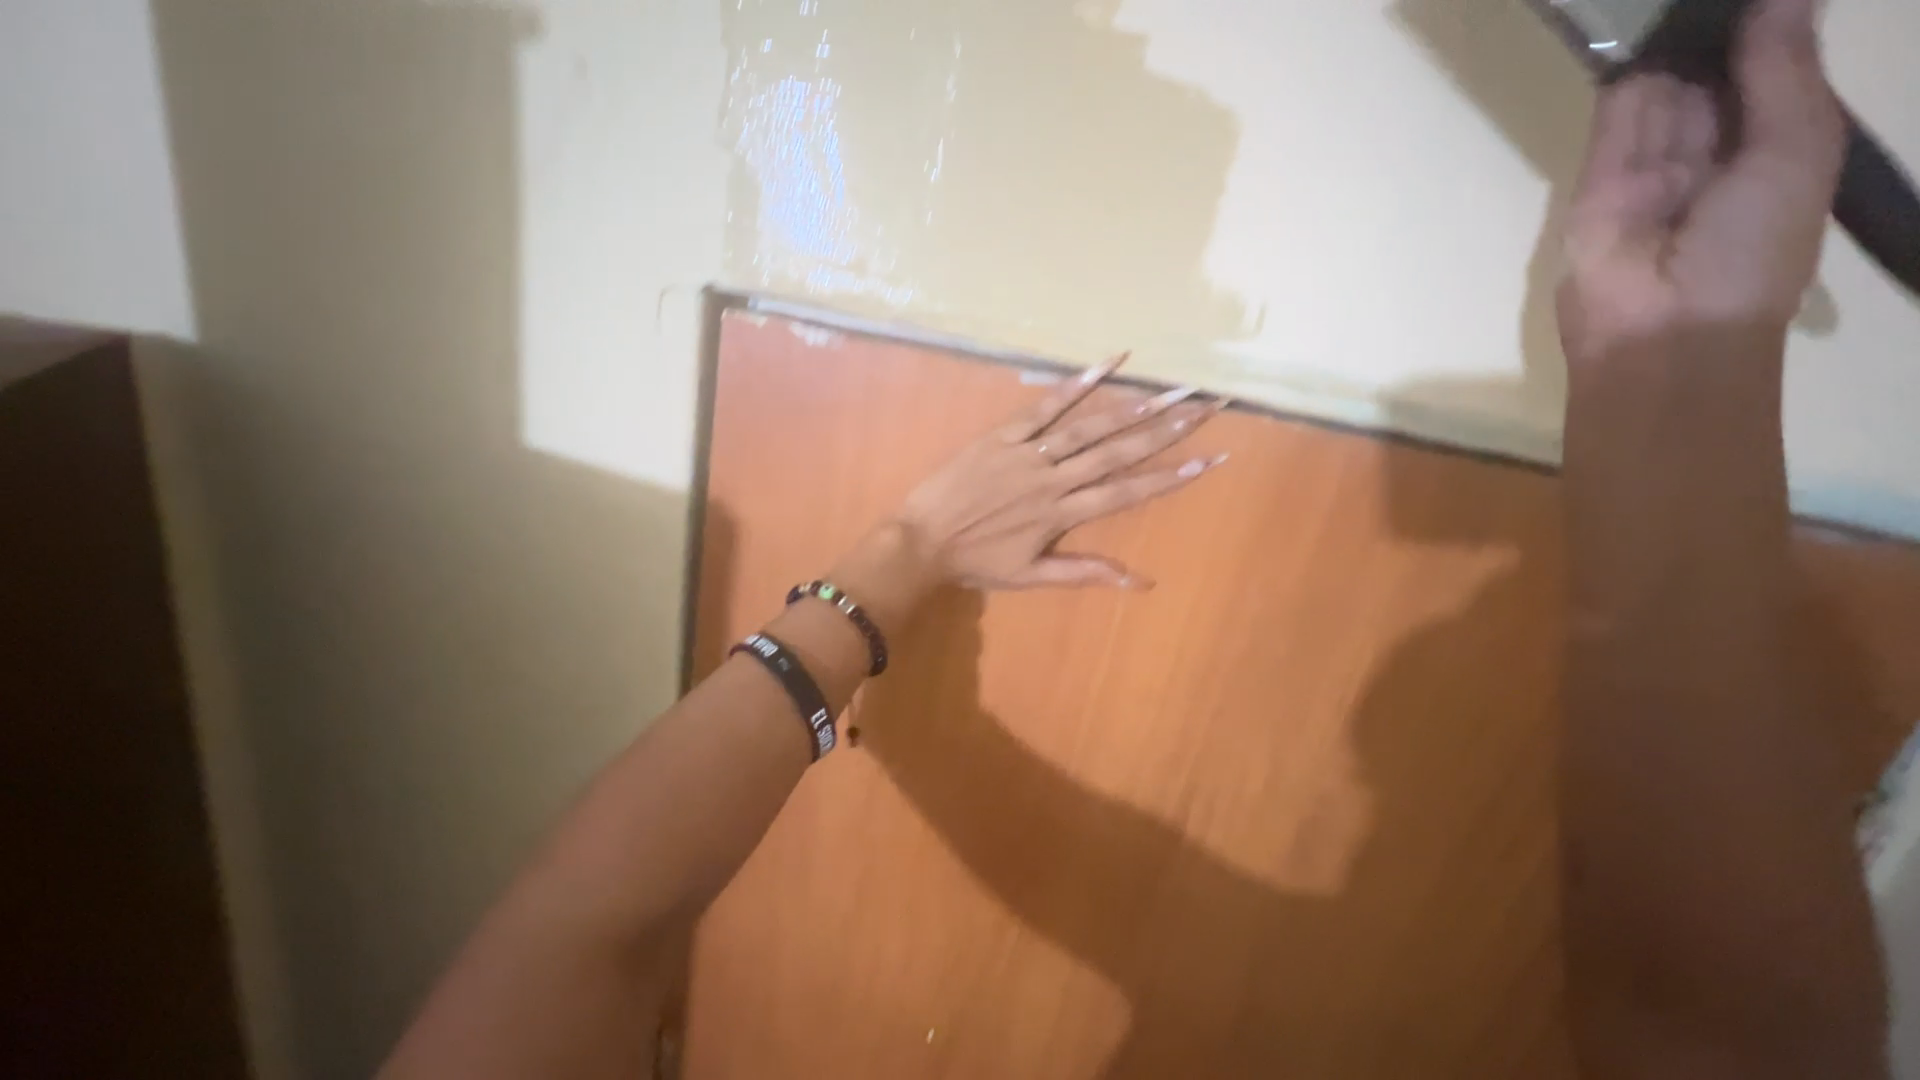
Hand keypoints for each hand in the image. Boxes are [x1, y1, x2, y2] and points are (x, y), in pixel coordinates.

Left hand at [892, 353, 1228, 589]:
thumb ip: (1085, 572)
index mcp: (1062, 514)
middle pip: (1117, 452)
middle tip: (1204, 407)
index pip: (1126, 492)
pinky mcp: (1003, 435)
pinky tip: (1106, 364)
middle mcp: (1053, 479)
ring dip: (1131, 407)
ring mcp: (1028, 453)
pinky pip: (1043, 407)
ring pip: (1087, 427)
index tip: (1207, 459)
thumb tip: (1141, 583)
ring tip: (1168, 391)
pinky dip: (1074, 385)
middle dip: (1164, 430)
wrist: (921, 541)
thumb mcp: (1031, 576)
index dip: (1168, 477)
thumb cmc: (976, 562)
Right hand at [1557, 0, 1844, 364]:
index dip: (1766, 33)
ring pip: (1661, 98)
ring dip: (1670, 49)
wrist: (1663, 332)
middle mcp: (1710, 161)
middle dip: (1716, 36)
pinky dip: (1623, 82)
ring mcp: (1648, 175)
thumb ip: (1783, 72)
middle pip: (1712, 83)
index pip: (1768, 81)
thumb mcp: (1795, 149)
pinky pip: (1613, 127)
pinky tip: (1633, 31)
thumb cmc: (1751, 250)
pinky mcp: (1594, 188)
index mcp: (1771, 156)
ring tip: (1672, 2)